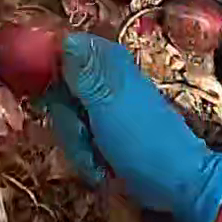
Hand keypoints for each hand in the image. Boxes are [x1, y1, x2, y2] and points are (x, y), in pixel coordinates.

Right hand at [42, 33, 221, 221]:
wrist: (174, 183)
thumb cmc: (142, 138)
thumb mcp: (108, 101)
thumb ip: (82, 71)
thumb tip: (64, 37)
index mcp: (108, 61)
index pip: (64, 48)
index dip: (50, 70)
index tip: (47, 94)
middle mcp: (103, 79)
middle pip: (58, 89)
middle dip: (65, 119)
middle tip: (83, 133)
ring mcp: (103, 108)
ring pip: (65, 118)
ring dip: (76, 143)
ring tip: (98, 157)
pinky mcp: (103, 134)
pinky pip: (77, 139)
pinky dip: (84, 156)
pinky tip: (101, 168)